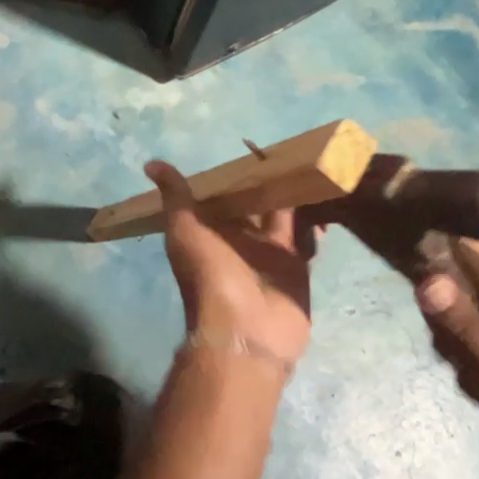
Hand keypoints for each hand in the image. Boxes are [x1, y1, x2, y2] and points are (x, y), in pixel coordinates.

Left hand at [145, 160, 311, 365]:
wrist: (244, 331)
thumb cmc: (210, 275)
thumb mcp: (185, 230)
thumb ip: (175, 197)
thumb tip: (151, 164)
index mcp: (214, 227)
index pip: (227, 193)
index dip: (238, 173)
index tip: (257, 147)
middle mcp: (242, 237)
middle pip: (259, 202)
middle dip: (271, 181)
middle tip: (295, 151)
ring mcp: (271, 252)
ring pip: (285, 216)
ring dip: (296, 196)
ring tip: (315, 166)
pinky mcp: (297, 266)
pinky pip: (307, 238)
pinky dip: (316, 221)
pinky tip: (327, 196)